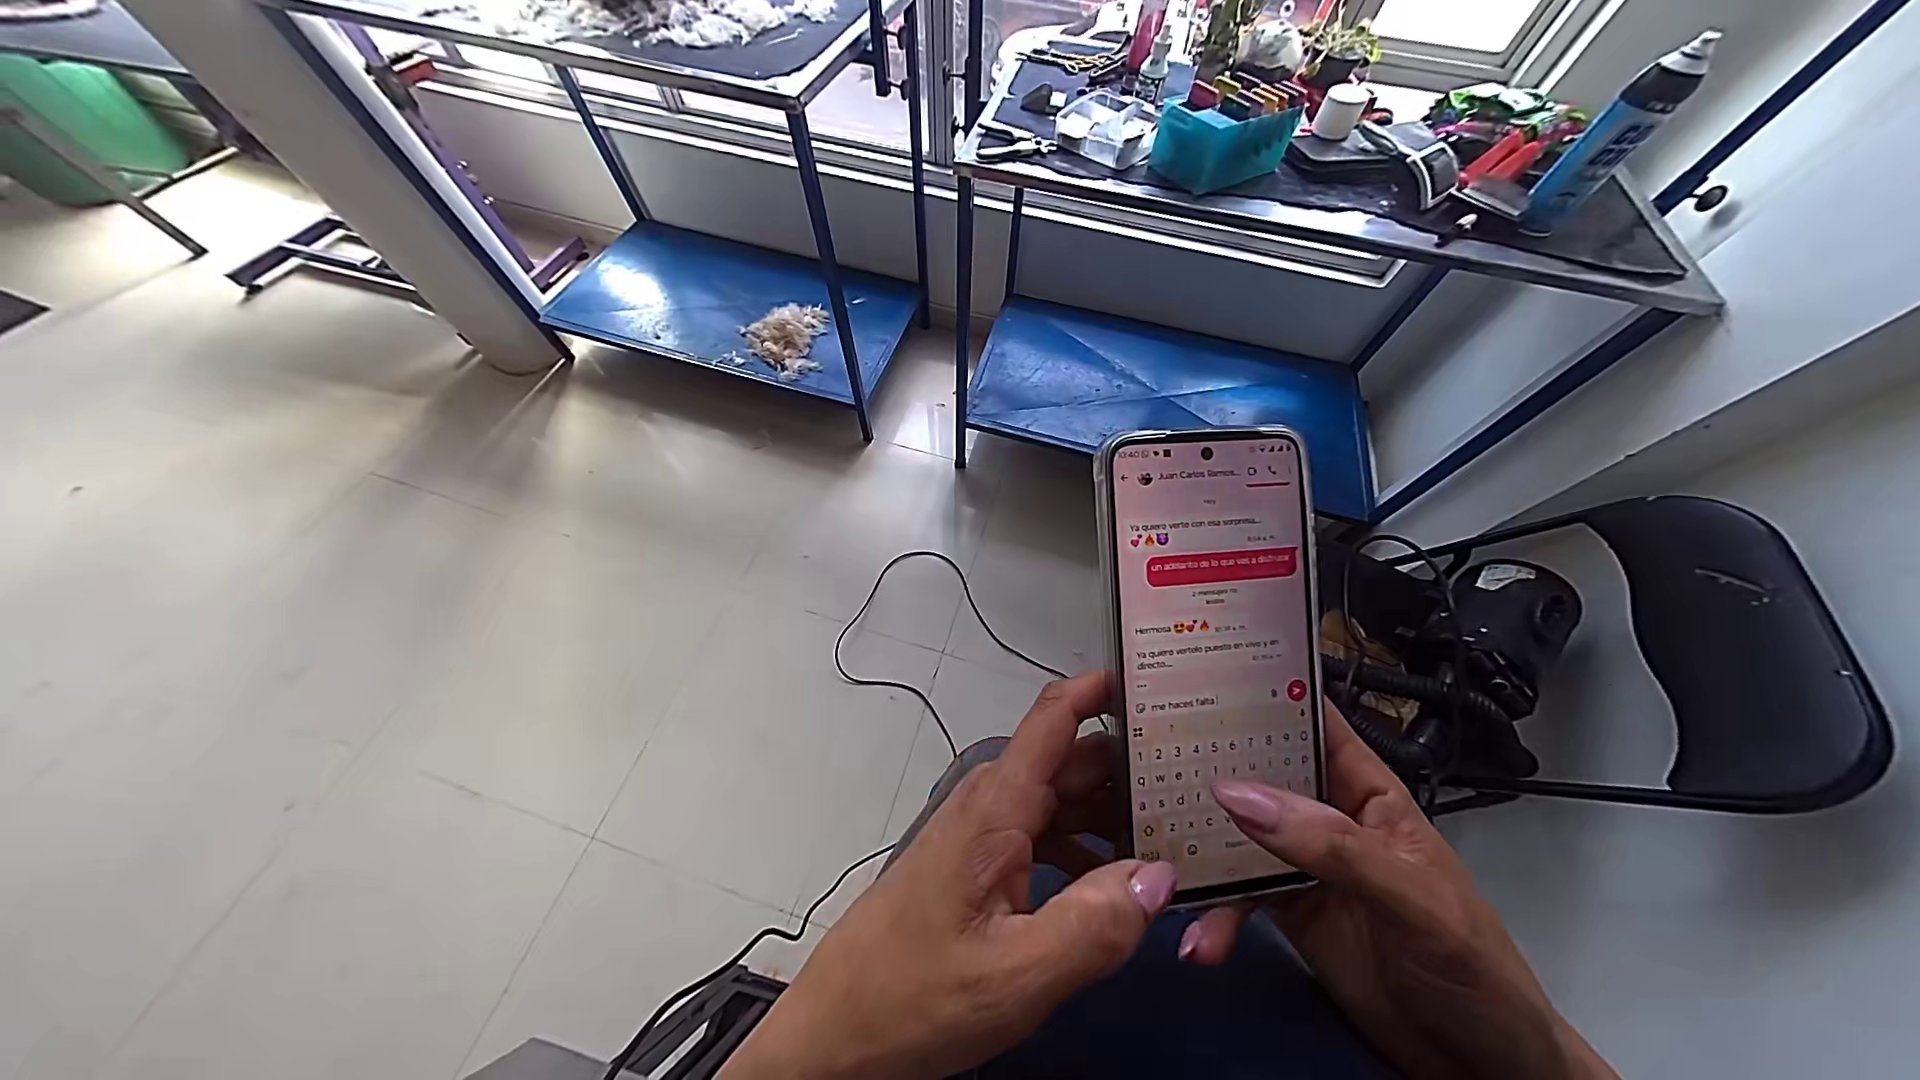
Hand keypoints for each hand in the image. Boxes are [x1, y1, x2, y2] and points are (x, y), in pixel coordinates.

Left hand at [721, 673, 1176, 1079]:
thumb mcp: (1014, 974)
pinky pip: (1047, 835)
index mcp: (997, 807)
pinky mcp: (984, 864)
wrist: (841, 1027)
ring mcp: (987, 833)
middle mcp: (993, 805)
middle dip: (1130, 760)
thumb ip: (1092, 927)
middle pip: (1072, 759)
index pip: (1052, 718)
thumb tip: (1160, 875)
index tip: (1151, 677)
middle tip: (1196, 773)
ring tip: (1175, 830)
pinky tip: (1119, 881)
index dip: (1097, 687)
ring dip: (1114, 810)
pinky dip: (1088, 846)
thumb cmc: (916, 993)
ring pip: (1063, 799)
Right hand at [1181, 702, 1617, 1079]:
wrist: (1478, 1066)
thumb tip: (1238, 794)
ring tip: (1167, 865)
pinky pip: (1234, 892)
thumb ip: (1331, 845)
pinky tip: (1202, 938)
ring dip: (1199, 847)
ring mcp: (1299, 859)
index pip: (1313, 722)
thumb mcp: (1413, 899)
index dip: (1265, 694)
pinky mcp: (1282, 904)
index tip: (1203, 677)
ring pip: (1234, 831)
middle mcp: (1324, 814)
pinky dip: (1214, 912)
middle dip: (1209, 763)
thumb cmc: (1474, 969)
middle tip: (1151, 756)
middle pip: (1258, 771)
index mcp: (1365, 790)